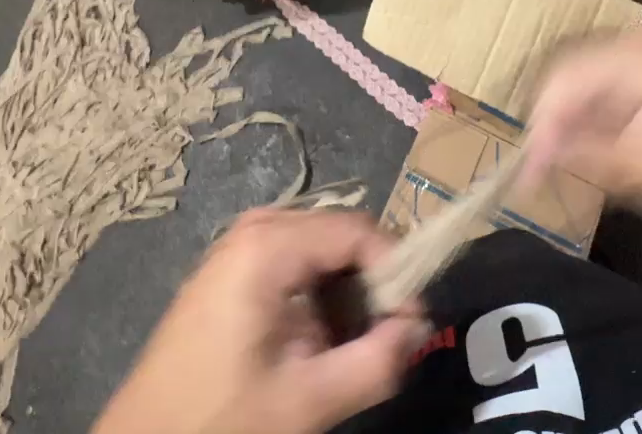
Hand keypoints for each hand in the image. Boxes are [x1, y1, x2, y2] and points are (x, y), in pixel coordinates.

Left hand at [91, 209, 427, 433]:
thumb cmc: (222, 418)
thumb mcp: (308, 399)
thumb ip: (377, 362)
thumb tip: (419, 328)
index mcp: (268, 245)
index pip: (358, 230)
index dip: (396, 270)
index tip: (412, 321)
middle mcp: (255, 228)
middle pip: (340, 233)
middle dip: (371, 281)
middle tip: (386, 334)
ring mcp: (239, 244)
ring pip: (321, 246)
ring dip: (346, 290)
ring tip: (351, 342)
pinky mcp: (233, 266)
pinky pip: (295, 259)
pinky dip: (319, 291)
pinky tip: (316, 338)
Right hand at [524, 28, 641, 224]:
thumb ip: (591, 157)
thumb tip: (538, 153)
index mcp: (636, 54)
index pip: (561, 79)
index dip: (539, 127)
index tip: (530, 175)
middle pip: (579, 74)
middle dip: (561, 124)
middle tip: (555, 173)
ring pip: (603, 81)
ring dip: (588, 123)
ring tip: (588, 167)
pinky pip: (630, 86)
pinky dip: (617, 118)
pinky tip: (625, 150)